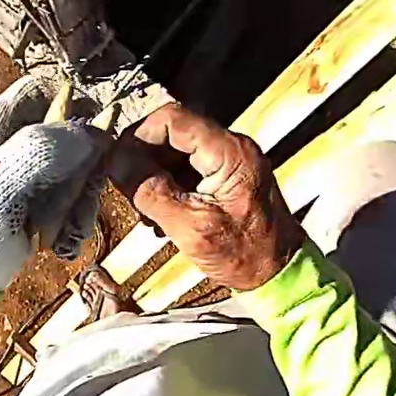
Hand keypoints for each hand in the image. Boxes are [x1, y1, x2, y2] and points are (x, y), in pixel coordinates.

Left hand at [0, 75, 108, 291]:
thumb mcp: (3, 180)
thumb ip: (45, 147)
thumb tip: (90, 129)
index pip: (40, 90)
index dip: (73, 104)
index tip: (94, 134)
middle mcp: (10, 145)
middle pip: (69, 134)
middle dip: (82, 171)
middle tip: (79, 200)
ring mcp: (23, 176)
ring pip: (75, 170)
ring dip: (79, 204)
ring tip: (64, 233)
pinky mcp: (34, 204)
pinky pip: (69, 200)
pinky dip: (70, 223)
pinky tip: (58, 245)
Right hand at [111, 103, 304, 290]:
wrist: (279, 276)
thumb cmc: (242, 254)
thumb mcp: (189, 227)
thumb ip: (150, 191)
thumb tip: (115, 163)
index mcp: (229, 153)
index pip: (172, 119)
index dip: (138, 136)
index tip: (119, 164)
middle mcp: (230, 147)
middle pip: (170, 133)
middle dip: (142, 159)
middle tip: (128, 191)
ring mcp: (227, 160)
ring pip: (172, 150)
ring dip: (151, 175)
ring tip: (145, 208)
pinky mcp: (223, 175)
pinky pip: (183, 166)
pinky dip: (165, 184)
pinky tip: (160, 212)